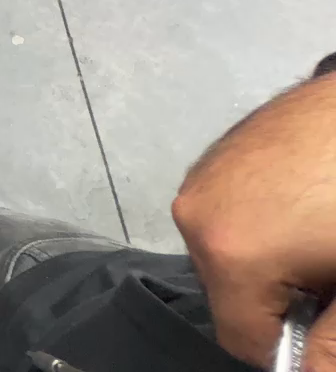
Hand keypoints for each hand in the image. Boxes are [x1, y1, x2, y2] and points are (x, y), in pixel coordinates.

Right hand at [172, 74, 335, 371]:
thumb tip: (308, 369)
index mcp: (224, 251)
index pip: (243, 340)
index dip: (296, 358)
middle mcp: (191, 215)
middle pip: (231, 294)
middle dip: (287, 306)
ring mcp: (197, 183)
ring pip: (230, 252)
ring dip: (276, 265)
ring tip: (327, 245)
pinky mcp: (212, 162)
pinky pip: (229, 215)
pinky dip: (266, 229)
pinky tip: (312, 212)